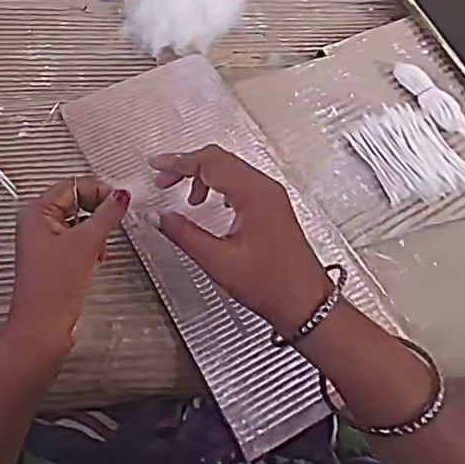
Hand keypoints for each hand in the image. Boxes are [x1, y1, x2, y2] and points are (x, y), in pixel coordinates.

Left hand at [7, 177, 129, 351]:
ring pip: (78, 220)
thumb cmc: (55, 286)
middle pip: (75, 200)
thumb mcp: (85, 244)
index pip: (72, 185)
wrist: (42, 328)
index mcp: (36, 211)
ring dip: (95, 229)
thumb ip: (106, 215)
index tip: (121, 201)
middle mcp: (37, 221)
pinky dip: (90, 244)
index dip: (98, 190)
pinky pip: (76, 238)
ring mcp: (44, 240)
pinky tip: (98, 257)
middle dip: (97, 210)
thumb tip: (122, 194)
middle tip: (116, 222)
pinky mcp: (53, 257)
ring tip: (103, 246)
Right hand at [148, 146, 335, 330]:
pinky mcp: (271, 206)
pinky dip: (216, 182)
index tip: (157, 165)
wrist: (307, 305)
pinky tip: (206, 200)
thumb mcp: (217, 260)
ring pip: (228, 167)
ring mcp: (270, 196)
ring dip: (200, 174)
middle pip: (218, 159)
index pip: (208, 162)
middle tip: (162, 178)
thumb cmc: (274, 285)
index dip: (177, 162)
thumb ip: (182, 234)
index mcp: (254, 195)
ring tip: (180, 192)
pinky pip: (239, 180)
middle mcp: (265, 189)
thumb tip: (158, 216)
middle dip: (186, 165)